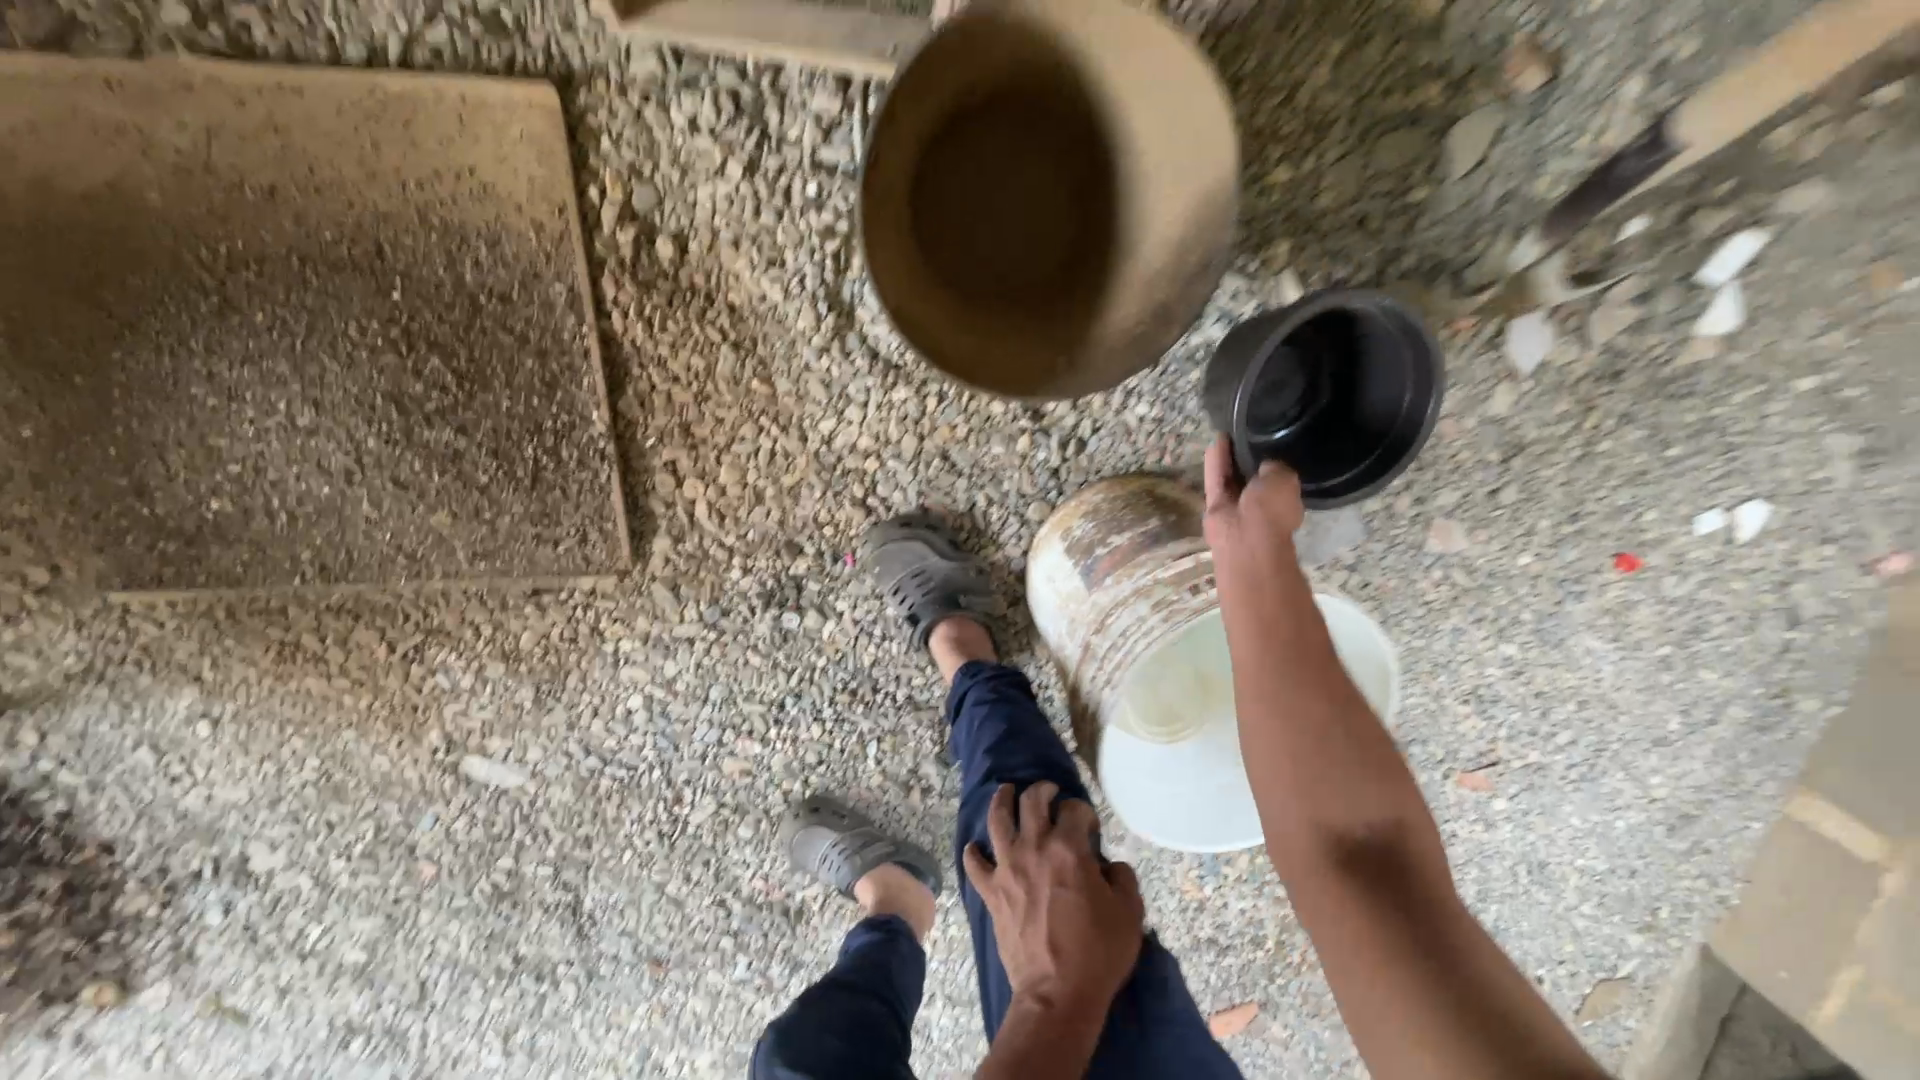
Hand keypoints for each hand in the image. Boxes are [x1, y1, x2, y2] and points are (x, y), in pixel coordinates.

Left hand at [962, 782, 1144, 1017]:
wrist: (1057, 993)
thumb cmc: (1098, 953)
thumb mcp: (1129, 913)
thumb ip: (1123, 878)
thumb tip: (1110, 866)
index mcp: (1069, 849)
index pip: (1074, 809)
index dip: (1085, 812)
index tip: (1090, 825)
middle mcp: (1034, 848)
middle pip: (1031, 801)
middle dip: (1043, 790)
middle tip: (1050, 790)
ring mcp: (1007, 868)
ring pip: (997, 819)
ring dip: (1003, 800)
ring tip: (1006, 791)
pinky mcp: (991, 892)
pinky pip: (974, 863)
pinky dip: (973, 851)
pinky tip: (976, 846)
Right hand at [1202, 435, 1305, 589]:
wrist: (1245, 536)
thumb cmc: (1273, 508)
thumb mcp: (1285, 477)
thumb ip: (1275, 466)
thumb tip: (1263, 463)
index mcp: (1283, 500)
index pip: (1276, 477)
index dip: (1270, 458)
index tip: (1266, 439)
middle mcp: (1260, 504)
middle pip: (1251, 476)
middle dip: (1247, 457)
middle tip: (1244, 433)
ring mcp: (1236, 506)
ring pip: (1232, 476)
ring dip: (1229, 456)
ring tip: (1227, 431)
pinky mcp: (1215, 505)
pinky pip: (1217, 478)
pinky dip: (1216, 460)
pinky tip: (1217, 438)